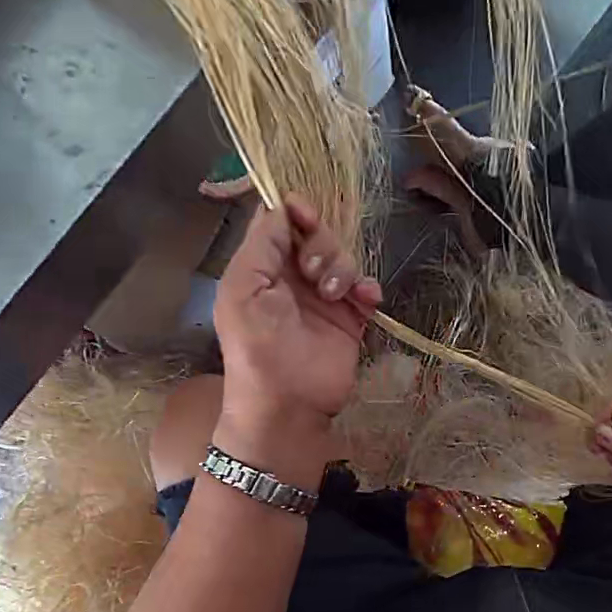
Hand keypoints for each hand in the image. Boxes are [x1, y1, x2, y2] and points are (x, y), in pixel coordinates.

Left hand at [213, 194, 380, 480]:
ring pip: (343, 257)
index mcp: (262, 268)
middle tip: (315, 274)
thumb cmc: (257, 347)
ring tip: (335, 296)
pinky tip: (364, 300)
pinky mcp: (350, 320)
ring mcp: (324, 299)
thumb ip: (262, 244)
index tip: (305, 217)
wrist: (287, 404)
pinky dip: (368, 287)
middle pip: (316, 235)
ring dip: (343, 267)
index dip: (295, 211)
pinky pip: (366, 287)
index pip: (281, 223)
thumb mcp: (244, 289)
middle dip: (321, 244)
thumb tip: (282, 207)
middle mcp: (293, 278)